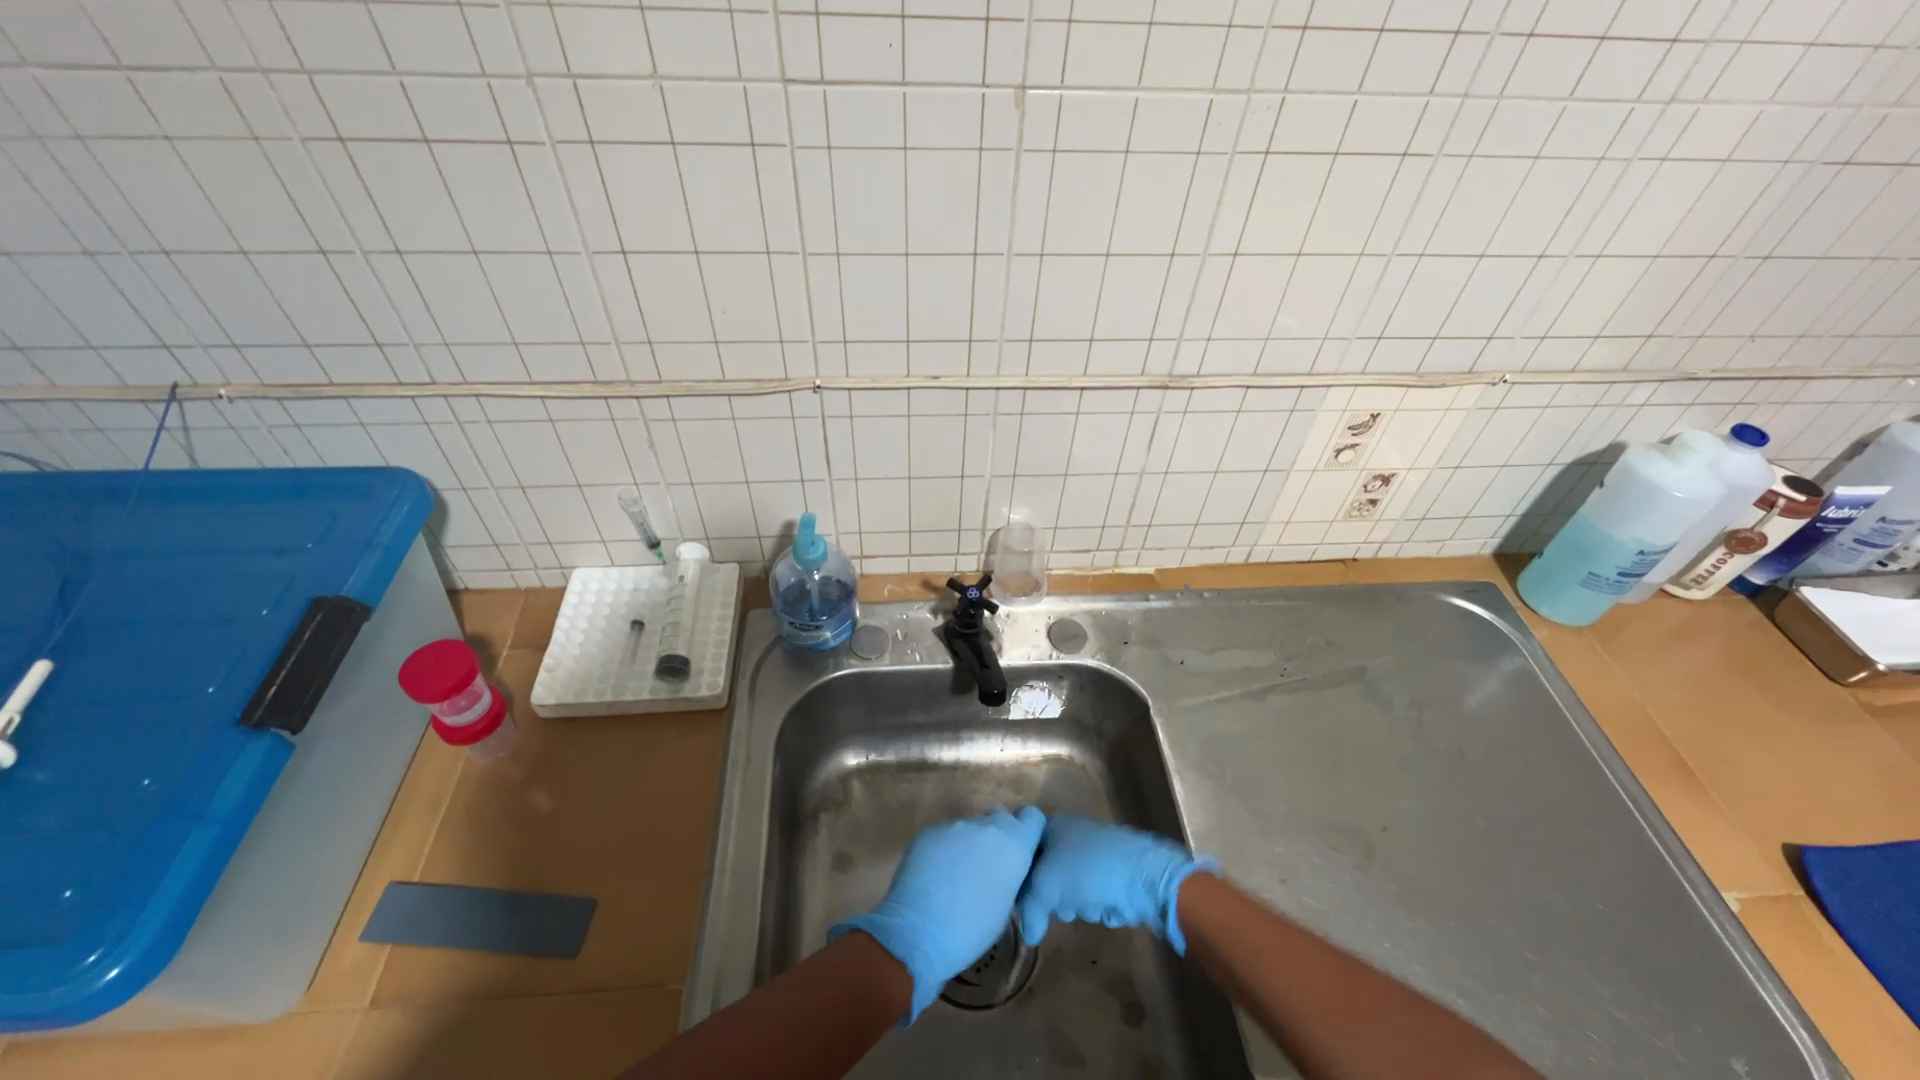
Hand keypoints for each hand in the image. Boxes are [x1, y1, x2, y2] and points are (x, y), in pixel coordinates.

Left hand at [830, 806, 1045, 1021]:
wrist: (919, 932)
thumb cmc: (972, 930)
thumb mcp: (1007, 904)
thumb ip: (1012, 873)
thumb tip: (1005, 868)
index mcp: (1014, 843)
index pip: (1033, 817)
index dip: (1028, 832)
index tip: (1021, 853)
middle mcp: (986, 826)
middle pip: (1000, 817)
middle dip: (999, 837)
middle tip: (989, 867)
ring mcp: (955, 825)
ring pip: (971, 827)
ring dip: (971, 844)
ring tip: (957, 876)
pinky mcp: (929, 832)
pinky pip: (946, 835)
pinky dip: (946, 849)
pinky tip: (936, 875)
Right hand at [1016, 814, 1216, 953]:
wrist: (1147, 878)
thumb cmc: (1088, 871)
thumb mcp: (1046, 887)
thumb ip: (1028, 909)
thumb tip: (1030, 935)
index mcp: (1052, 825)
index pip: (1021, 849)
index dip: (1018, 875)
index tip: (1019, 895)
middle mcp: (1071, 836)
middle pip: (1044, 873)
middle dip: (1050, 895)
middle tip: (1058, 902)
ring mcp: (1094, 856)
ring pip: (1068, 889)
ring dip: (1074, 904)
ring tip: (1085, 905)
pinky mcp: (1113, 876)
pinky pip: (1091, 897)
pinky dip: (1096, 906)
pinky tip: (1105, 908)